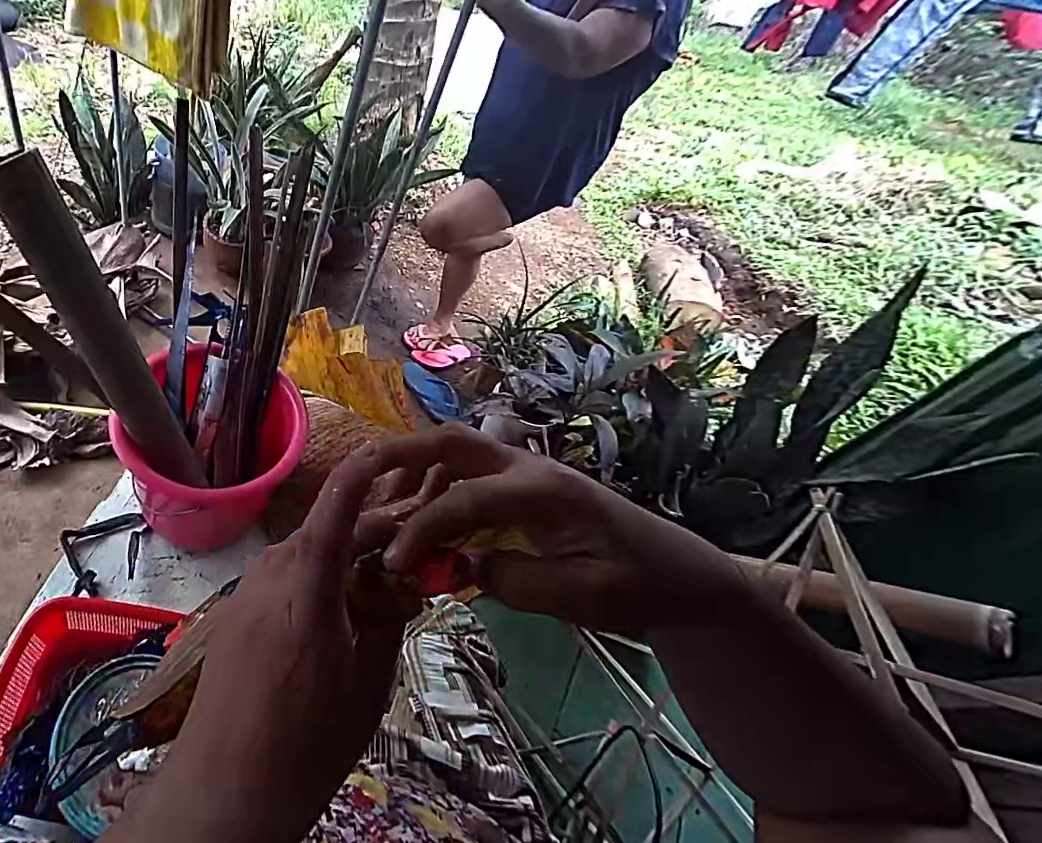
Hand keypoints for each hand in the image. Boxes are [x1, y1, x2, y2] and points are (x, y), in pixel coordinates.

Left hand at [105, 445, 419, 842]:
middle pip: (327, 534)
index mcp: (307, 579)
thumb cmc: (305, 738)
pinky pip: (284, 580)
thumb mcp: (366, 681)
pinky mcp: (236, 610)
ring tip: (375, 595)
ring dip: (341, 563)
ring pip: (306, 557)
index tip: (381, 450)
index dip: (359, 474)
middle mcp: (272, 570)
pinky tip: (333, 618)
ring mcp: (248, 589)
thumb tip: (403, 585)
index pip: (336, 507)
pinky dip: (314, 583)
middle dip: (368, 537)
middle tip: (407, 556)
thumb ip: (387, 620)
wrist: (224, 784)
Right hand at [361, 425, 753, 634]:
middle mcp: (526, 466)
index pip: (465, 499)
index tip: (395, 561)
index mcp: (544, 492)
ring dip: (413, 468)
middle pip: (451, 442)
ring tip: (384, 501)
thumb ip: (516, 582)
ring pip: (454, 450)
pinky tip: (421, 511)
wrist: (683, 574)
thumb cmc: (640, 585)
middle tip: (358, 475)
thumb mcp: (584, 598)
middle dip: (401, 454)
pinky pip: (464, 470)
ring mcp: (523, 469)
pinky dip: (433, 483)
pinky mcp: (520, 483)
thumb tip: (454, 566)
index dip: (423, 527)